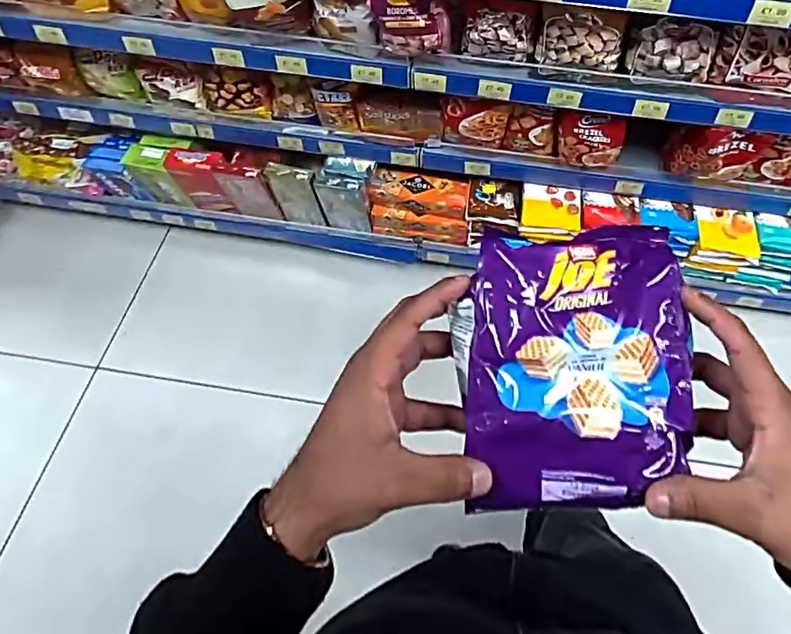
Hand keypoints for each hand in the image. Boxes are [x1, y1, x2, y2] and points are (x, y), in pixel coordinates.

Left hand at [263, 275, 492, 561]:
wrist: (306, 505)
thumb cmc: (333, 477)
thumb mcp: (398, 478)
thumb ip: (448, 475)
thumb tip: (484, 471)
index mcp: (372, 371)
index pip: (408, 318)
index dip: (437, 296)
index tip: (463, 283)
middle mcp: (372, 373)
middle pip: (412, 333)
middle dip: (446, 319)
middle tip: (477, 313)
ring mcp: (375, 392)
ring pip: (415, 364)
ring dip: (445, 362)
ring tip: (480, 363)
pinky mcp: (378, 413)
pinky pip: (416, 398)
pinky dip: (440, 405)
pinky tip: (466, 422)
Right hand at [644, 288, 790, 583]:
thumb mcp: (751, 508)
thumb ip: (696, 497)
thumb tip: (652, 491)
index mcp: (770, 406)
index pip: (739, 344)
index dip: (711, 313)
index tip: (682, 293)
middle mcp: (762, 407)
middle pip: (717, 362)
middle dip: (681, 347)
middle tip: (646, 337)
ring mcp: (756, 424)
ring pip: (711, 390)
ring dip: (681, 386)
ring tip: (645, 384)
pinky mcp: (749, 443)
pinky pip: (710, 416)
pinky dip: (687, 418)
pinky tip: (664, 430)